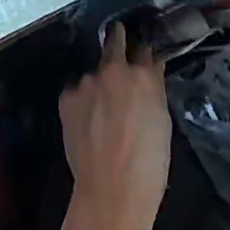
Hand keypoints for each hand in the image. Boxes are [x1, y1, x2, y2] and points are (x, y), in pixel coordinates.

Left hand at [59, 23, 170, 229]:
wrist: (111, 191)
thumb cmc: (149, 162)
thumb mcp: (162, 120)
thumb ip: (153, 90)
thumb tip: (148, 75)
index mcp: (144, 75)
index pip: (144, 50)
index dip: (144, 54)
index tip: (142, 56)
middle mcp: (114, 70)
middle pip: (115, 41)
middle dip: (117, 38)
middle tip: (118, 38)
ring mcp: (87, 82)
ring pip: (94, 74)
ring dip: (98, 83)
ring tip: (101, 109)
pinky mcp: (67, 98)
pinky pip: (76, 92)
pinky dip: (82, 101)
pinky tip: (86, 121)